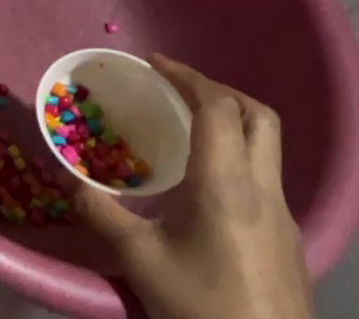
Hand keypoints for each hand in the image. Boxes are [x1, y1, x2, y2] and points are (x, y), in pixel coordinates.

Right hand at [76, 54, 313, 318]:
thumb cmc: (203, 307)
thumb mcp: (139, 259)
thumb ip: (101, 213)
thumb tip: (69, 181)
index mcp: (227, 185)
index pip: (218, 108)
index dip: (187, 77)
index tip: (153, 65)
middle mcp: (264, 192)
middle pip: (258, 117)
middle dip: (216, 89)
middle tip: (174, 86)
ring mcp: (285, 218)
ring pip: (268, 147)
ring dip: (229, 121)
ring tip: (184, 125)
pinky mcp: (289, 242)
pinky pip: (265, 176)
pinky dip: (235, 155)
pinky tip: (202, 182)